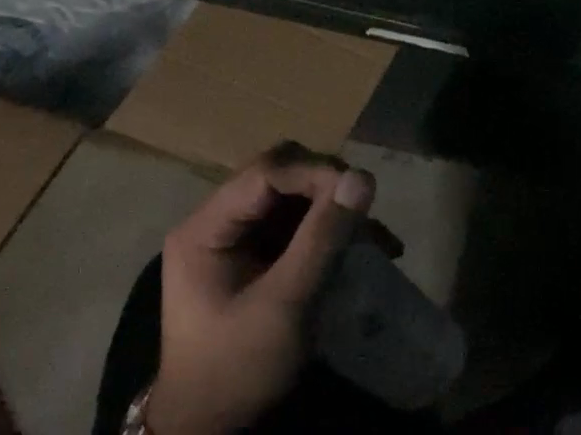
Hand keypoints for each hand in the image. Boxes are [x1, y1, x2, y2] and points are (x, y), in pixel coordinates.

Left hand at [146, 146, 374, 434]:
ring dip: (338, 208)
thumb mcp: (285, 302)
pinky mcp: (261, 256)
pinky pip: (303, 221)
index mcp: (205, 230)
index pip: (267, 172)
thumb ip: (323, 237)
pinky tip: (371, 248)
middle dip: (329, 187)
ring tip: (375, 238)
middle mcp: (219, 223)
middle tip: (364, 212)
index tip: (360, 192)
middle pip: (282, 174)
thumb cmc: (238, 365)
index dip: (316, 172)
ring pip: (297, 195)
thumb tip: (363, 176)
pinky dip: (336, 228)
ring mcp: (240, 239)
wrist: (211, 426)